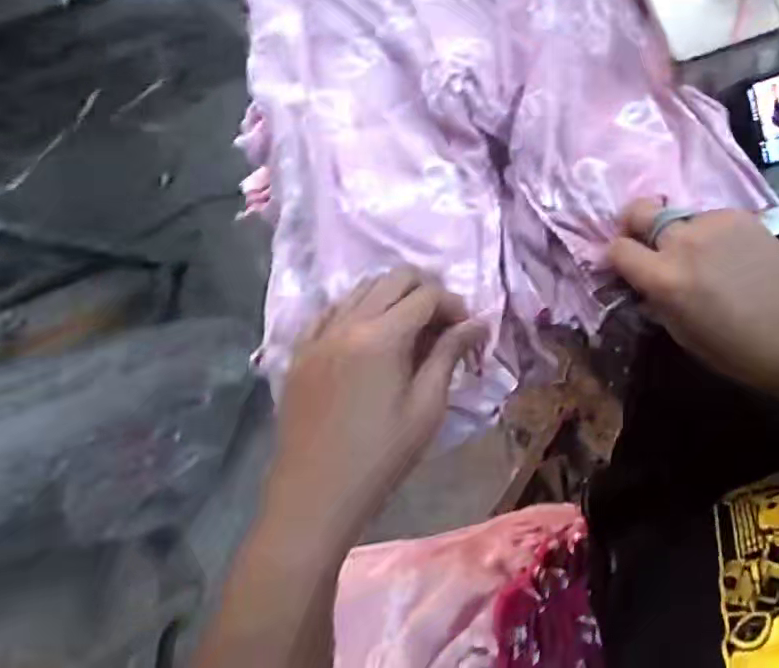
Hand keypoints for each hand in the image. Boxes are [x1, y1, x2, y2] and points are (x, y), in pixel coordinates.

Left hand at [262, 268, 487, 551]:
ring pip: (362, 287)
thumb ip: (450, 354)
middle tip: (442, 325)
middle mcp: (346, 325)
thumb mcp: (428, 406)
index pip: (428, 294)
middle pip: (395, 278)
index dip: (455, 306)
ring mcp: (318, 338)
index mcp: (381, 337)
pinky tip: (370, 338)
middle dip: (426, 291)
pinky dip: (358, 310)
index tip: (467, 333)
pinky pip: (332, 311)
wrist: (313, 501)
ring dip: (393, 296)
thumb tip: (479, 321)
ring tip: (409, 330)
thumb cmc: (381, 456)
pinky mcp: (299, 355)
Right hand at [607, 198, 778, 392]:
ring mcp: (713, 222)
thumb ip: (654, 296)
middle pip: (640, 211)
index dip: (617, 256)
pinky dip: (713, 232)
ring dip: (683, 232)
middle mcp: (683, 241)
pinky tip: (731, 253)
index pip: (618, 248)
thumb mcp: (678, 329)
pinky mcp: (739, 215)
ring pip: (681, 216)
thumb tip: (641, 279)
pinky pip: (712, 217)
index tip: (625, 263)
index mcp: (663, 277)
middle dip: (635, 223)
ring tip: (706, 256)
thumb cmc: (729, 345)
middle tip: (649, 240)